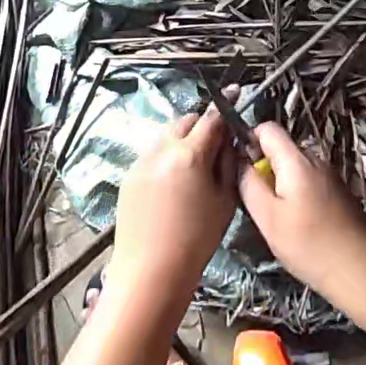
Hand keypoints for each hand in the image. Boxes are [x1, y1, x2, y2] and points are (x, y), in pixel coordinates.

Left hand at [107, 108, 238, 301]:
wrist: (151, 271)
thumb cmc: (196, 240)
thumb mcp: (224, 201)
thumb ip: (227, 164)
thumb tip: (228, 141)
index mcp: (189, 154)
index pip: (210, 118)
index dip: (226, 105)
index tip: (236, 93)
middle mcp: (161, 150)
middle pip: (184, 121)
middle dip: (202, 124)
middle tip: (217, 141)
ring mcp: (141, 162)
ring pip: (166, 137)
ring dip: (182, 139)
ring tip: (195, 163)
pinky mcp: (129, 176)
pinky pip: (153, 155)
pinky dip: (167, 157)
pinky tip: (175, 181)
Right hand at [237, 122, 365, 297]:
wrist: (362, 272)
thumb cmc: (309, 245)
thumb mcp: (267, 217)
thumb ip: (248, 183)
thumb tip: (239, 161)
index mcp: (297, 160)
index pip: (267, 128)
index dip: (249, 141)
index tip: (243, 171)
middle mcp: (316, 160)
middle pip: (281, 149)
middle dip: (264, 169)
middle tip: (259, 204)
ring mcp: (330, 176)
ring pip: (294, 168)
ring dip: (280, 186)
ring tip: (278, 219)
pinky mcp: (339, 193)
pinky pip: (308, 182)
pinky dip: (297, 196)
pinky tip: (300, 225)